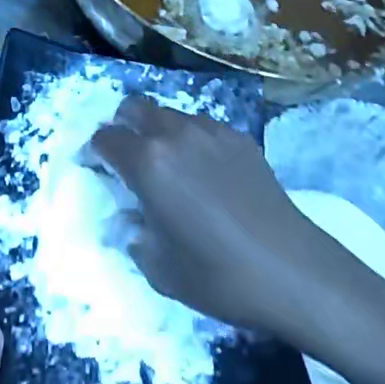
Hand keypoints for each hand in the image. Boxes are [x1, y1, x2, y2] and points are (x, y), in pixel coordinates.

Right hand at [90, 96, 344, 336]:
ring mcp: (213, 130)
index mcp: (149, 162)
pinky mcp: (241, 137)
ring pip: (172, 115)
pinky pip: (203, 127)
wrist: (289, 266)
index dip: (96, 152)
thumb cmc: (217, 275)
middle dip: (124, 126)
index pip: (107, 138)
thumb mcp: (160, 268)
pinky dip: (191, 139)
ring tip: (167, 166)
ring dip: (159, 131)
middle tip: (127, 158)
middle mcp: (177, 134)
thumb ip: (134, 235)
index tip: (97, 168)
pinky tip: (203, 172)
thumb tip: (127, 219)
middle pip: (137, 108)